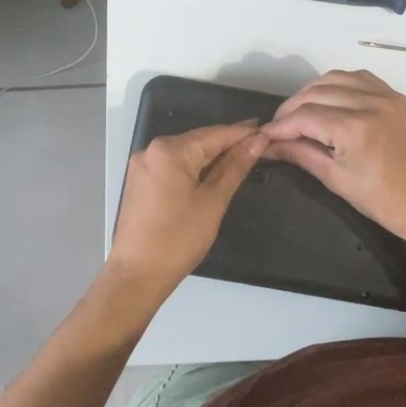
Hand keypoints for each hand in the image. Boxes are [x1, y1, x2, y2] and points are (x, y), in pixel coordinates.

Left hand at [106, 122, 266, 298]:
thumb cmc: (179, 239)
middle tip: (260, 144)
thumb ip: (235, 167)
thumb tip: (257, 141)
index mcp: (170, 150)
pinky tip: (212, 172)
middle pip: (198, 140)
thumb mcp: (213, 201)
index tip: (268, 131)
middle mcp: (152, 150)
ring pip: (185, 153)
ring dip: (211, 155)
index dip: (243, 133)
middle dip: (228, 143)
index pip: (215, 134)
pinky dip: (194, 167)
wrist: (137, 275)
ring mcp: (142, 165)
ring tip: (242, 156)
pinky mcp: (139, 181)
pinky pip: (172, 165)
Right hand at [261, 70, 405, 241]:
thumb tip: (269, 146)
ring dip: (312, 92)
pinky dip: (338, 84)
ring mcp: (386, 96)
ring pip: (335, 78)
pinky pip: (359, 78)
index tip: (264, 136)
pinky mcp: (396, 96)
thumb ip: (302, 155)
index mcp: (354, 129)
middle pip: (316, 93)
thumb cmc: (384, 202)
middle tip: (279, 128)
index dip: (279, 126)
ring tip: (299, 113)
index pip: (304, 117)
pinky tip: (329, 100)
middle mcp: (370, 103)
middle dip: (291, 108)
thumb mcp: (337, 181)